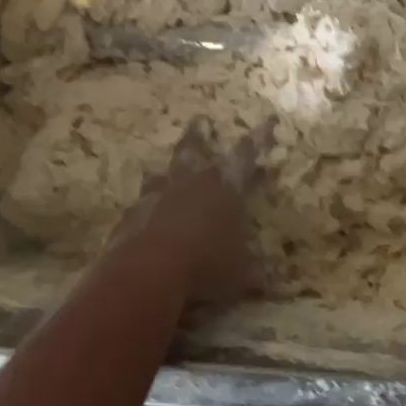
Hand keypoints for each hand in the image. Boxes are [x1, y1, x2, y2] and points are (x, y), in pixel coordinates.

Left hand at [111, 116, 273, 305]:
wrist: (148, 272)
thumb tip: (275, 285)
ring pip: (162, 173)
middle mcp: (192, 183)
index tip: (268, 120)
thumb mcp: (240, 274)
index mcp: (225, 188)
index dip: (260, 138)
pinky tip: (140, 212)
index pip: (247, 155)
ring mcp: (157, 197)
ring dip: (165, 170)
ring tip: (161, 166)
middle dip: (201, 134)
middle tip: (201, 120)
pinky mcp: (130, 217)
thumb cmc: (206, 265)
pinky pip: (139, 204)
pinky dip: (143, 205)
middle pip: (196, 150)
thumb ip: (255, 274)